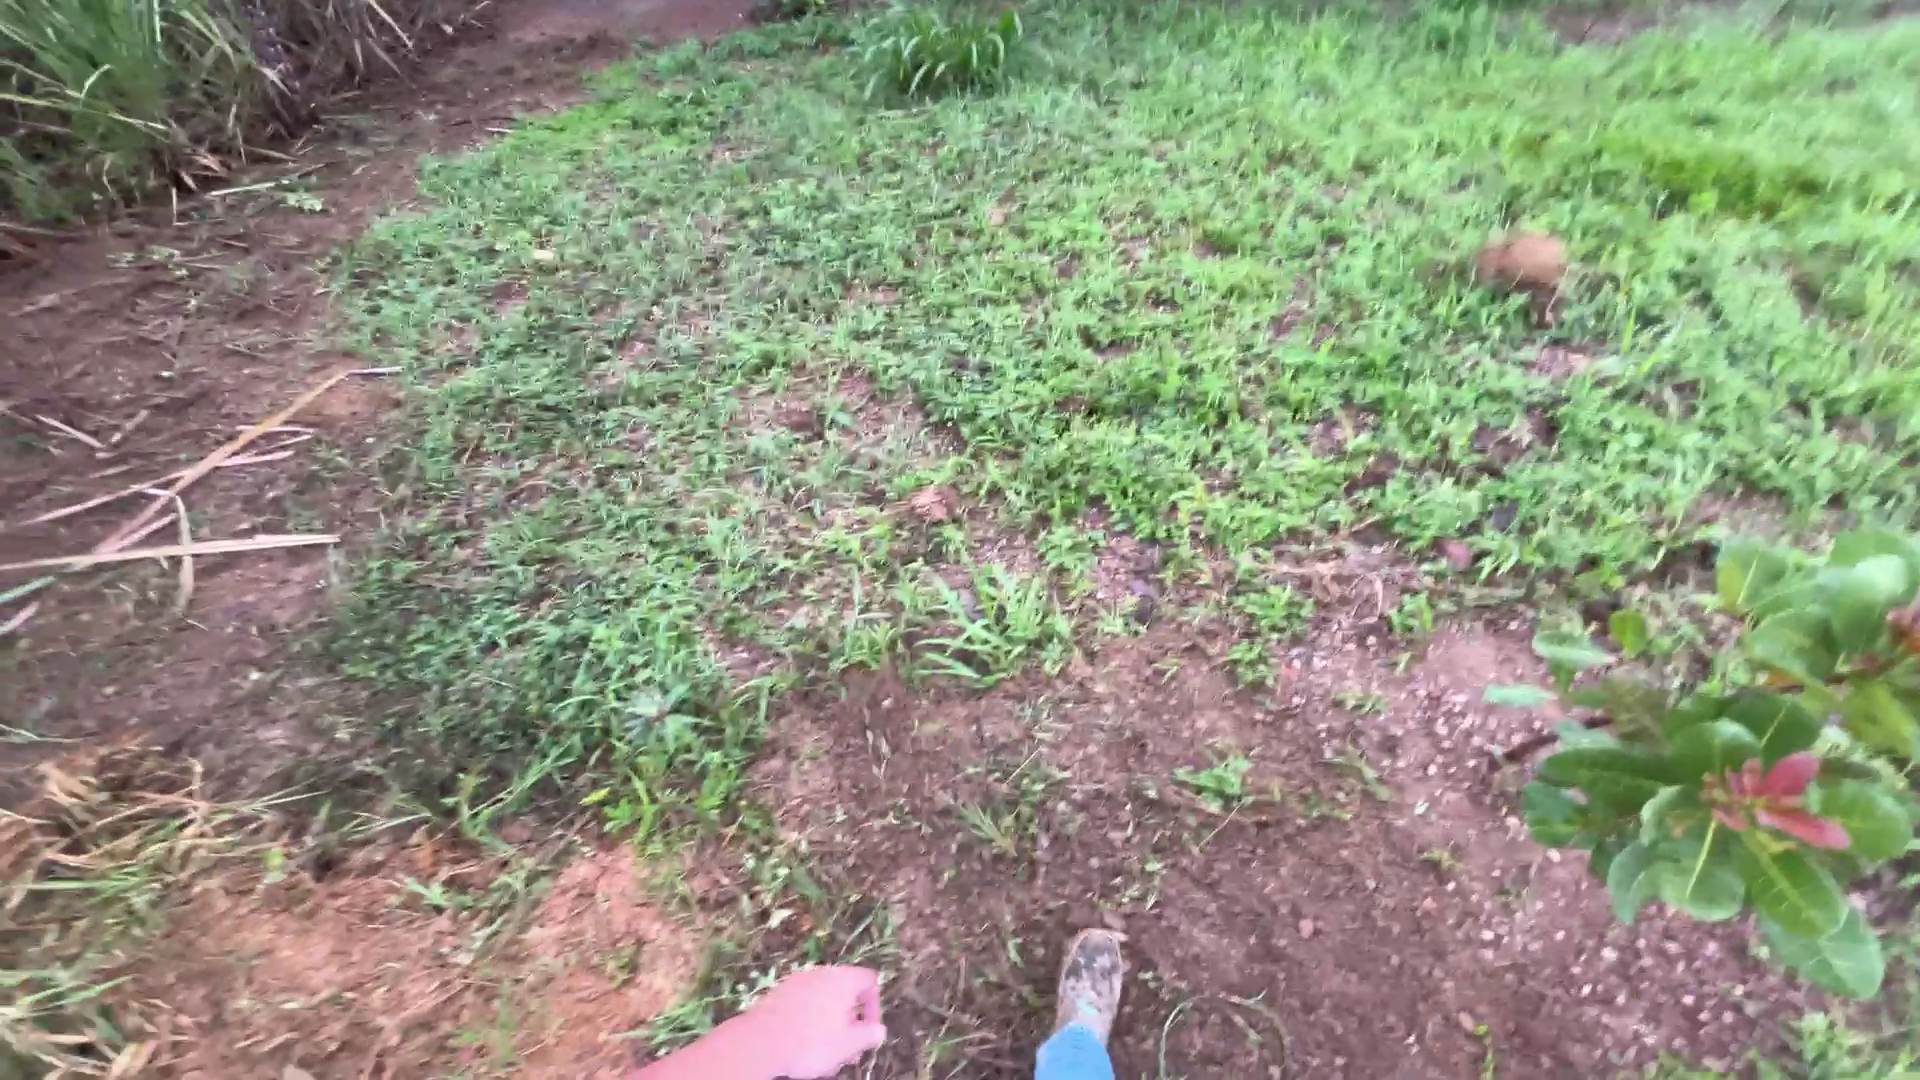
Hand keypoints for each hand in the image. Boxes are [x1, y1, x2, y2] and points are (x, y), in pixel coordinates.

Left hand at [737, 966, 886, 1078]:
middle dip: (849, 1024)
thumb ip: (868, 1035)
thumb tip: (879, 1030)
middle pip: (846, 994)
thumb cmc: (811, 1042)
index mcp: (843, 979)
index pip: (870, 981)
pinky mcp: (781, 993)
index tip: (868, 1032)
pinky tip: (803, 1046)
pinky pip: (804, 1005)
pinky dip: (809, 1022)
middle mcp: (823, 973)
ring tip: (824, 1056)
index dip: (874, 1007)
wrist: (761, 1041)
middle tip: (847, 1052)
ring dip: (829, 1027)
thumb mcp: (847, 1044)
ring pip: (824, 1003)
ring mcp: (800, 981)